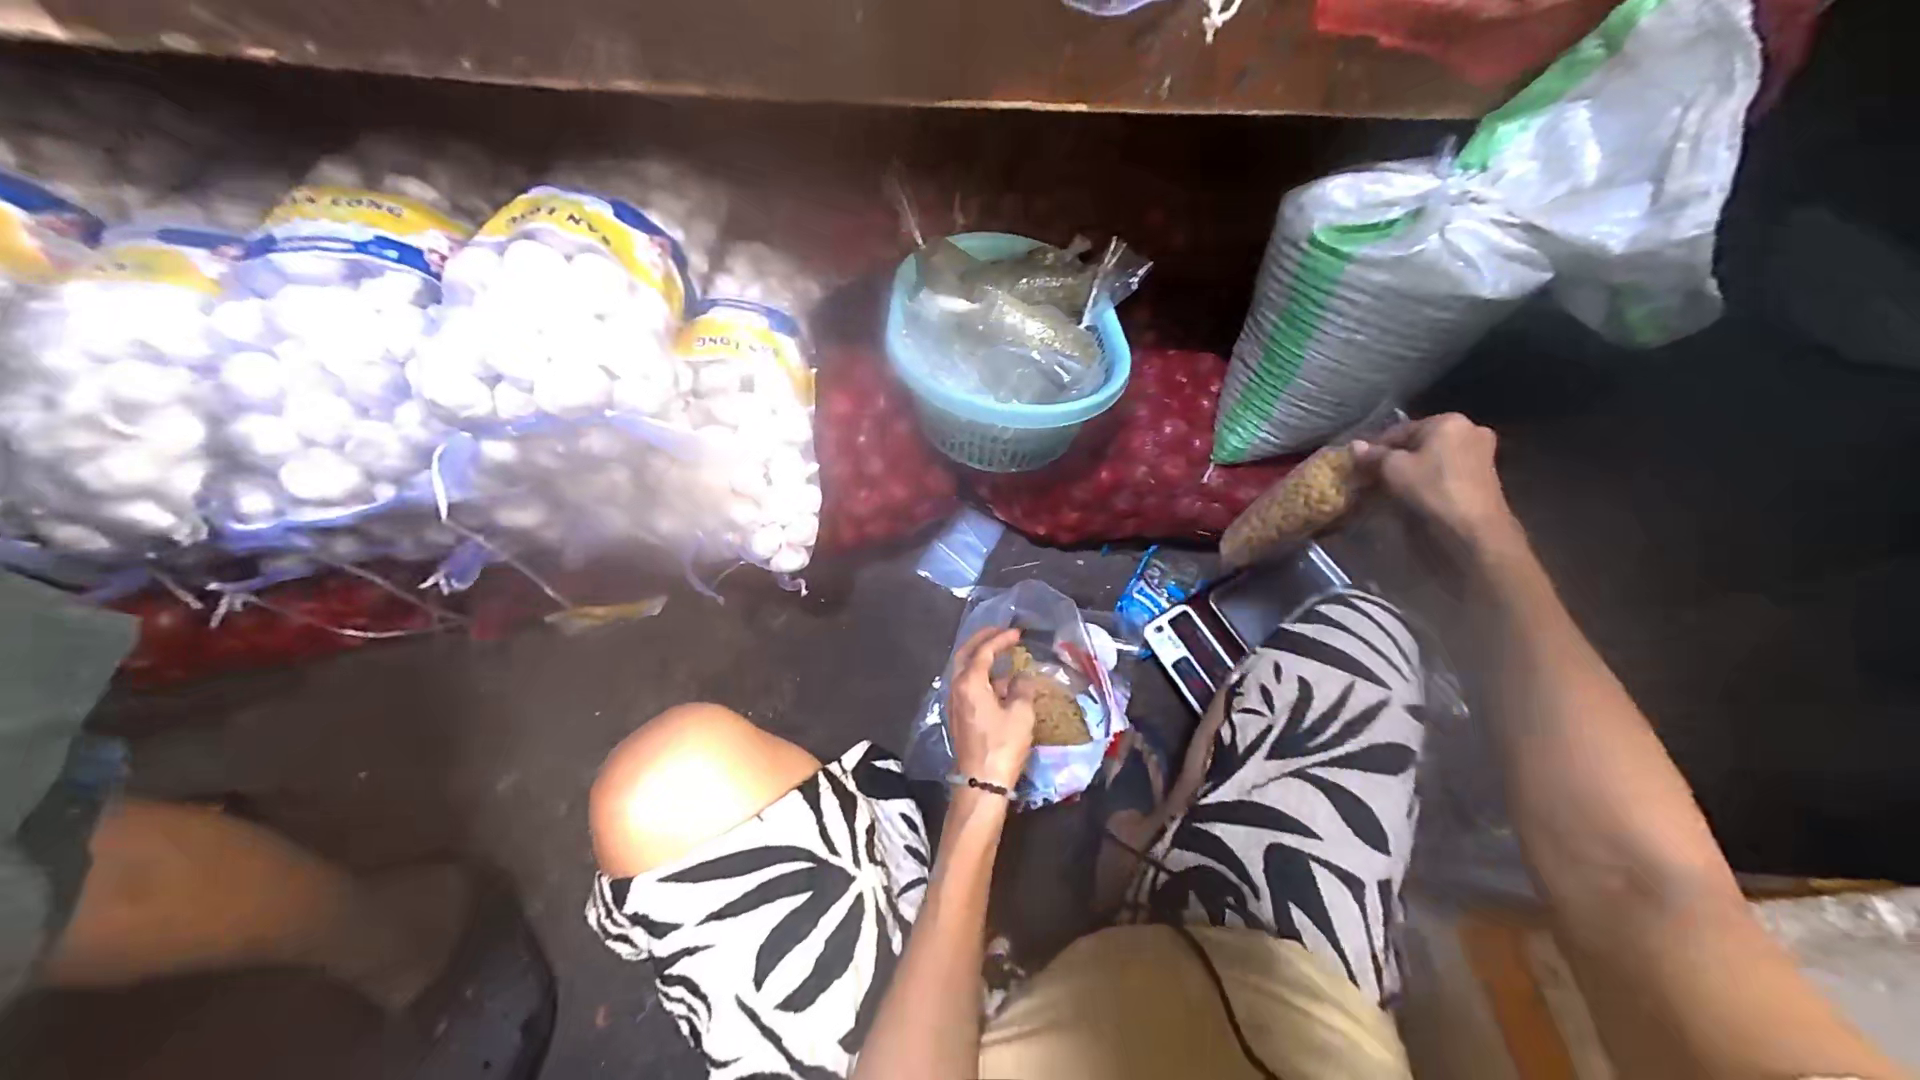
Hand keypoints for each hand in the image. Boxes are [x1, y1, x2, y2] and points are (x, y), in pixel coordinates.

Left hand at [947, 627, 1037, 789]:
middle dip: (982, 640)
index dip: (1000, 639)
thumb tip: (1023, 677)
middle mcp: (957, 688)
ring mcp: (955, 703)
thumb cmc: (1002, 745)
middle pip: (965, 655)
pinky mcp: (959, 716)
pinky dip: (982, 676)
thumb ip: (1022, 689)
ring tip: (1002, 654)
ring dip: (981, 658)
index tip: (1017, 633)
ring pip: (964, 671)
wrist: (982, 781)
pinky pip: (968, 686)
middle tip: (1000, 632)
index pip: (983, 651)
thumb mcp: (1020, 714)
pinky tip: (1000, 683)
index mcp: (969, 682)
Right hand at [1351, 413, 1525, 563]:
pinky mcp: (1485, 471)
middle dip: (1395, 457)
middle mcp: (1469, 428)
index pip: (1399, 430)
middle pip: (1418, 441)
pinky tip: (1416, 488)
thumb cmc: (1431, 488)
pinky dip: (1429, 474)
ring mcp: (1481, 450)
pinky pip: (1447, 466)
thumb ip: (1373, 454)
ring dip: (1411, 466)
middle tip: (1373, 475)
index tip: (1358, 464)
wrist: (1473, 526)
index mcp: (1447, 421)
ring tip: (1391, 484)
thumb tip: (1354, 445)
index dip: (1374, 448)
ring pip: (1433, 454)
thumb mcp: (1392, 469)